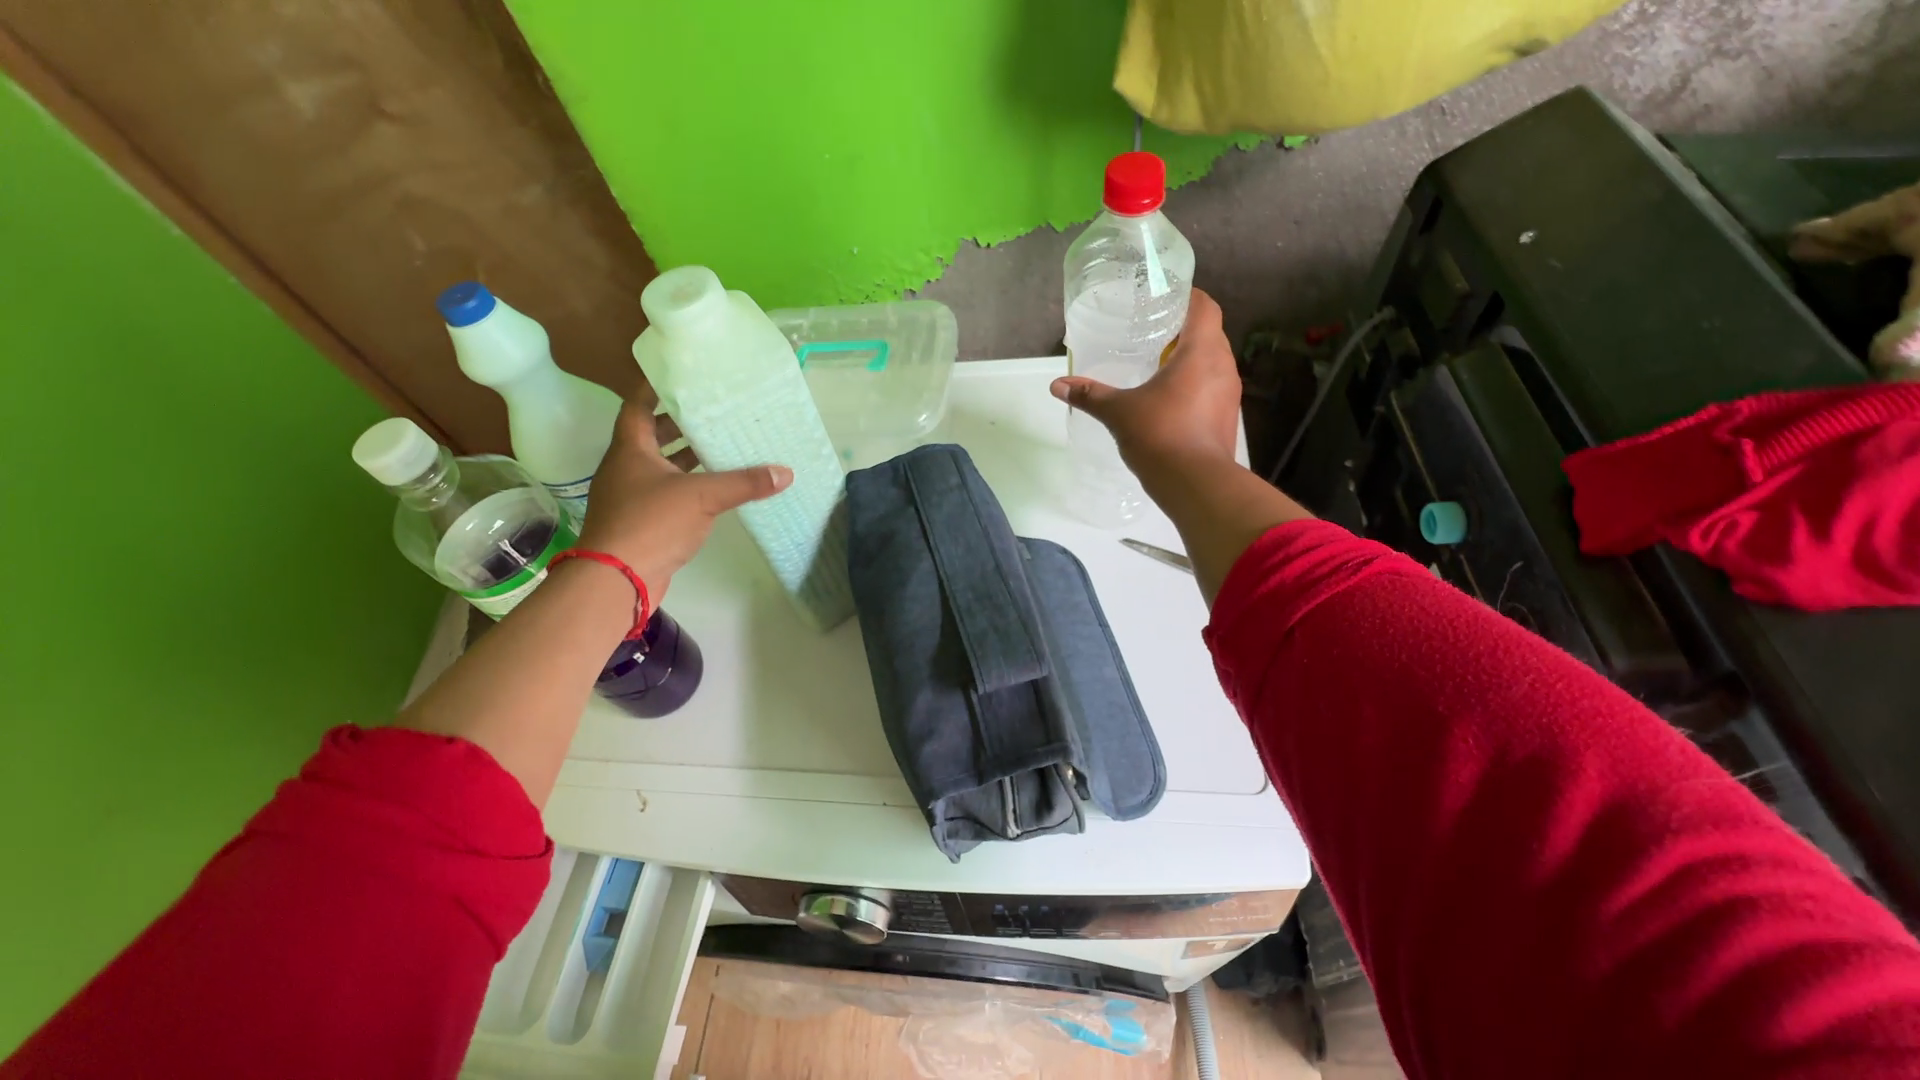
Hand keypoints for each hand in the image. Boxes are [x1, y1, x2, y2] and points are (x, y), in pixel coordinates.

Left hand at [577, 387, 791, 598]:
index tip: (682, 374)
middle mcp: (627, 466)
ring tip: (721, 444)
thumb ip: (743, 483)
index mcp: (631, 448)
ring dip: (686, 456)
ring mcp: (631, 495)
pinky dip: (688, 485)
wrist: (616, 579)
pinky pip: (667, 492)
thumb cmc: (651, 523)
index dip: (656, 386)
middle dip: (680, 422)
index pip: (638, 404)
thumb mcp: (702, 497)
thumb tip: (785, 472)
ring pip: (661, 465)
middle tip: (713, 409)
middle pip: (652, 434)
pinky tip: (714, 487)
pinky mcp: (640, 520)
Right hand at [1049, 288, 1240, 475]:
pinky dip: (1195, 383)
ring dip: (1190, 358)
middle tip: (1153, 331)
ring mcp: (1229, 393)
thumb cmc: (1160, 435)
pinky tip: (1170, 396)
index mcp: (1201, 352)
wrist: (1196, 485)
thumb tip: (1057, 386)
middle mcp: (1222, 366)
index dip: (1188, 296)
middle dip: (1184, 329)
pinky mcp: (1227, 417)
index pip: (1205, 306)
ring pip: (1212, 361)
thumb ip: (1090, 395)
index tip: (1165, 298)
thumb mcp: (1119, 412)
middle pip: (1209, 332)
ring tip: (1159, 363)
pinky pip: (1212, 387)